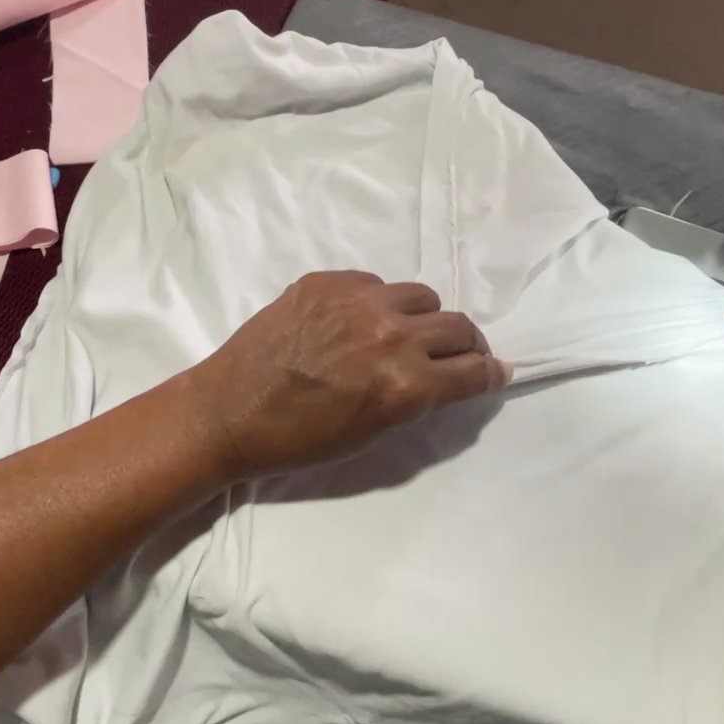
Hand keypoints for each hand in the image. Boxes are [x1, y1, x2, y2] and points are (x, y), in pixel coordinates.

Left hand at [184, 271, 510, 479]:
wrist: (229, 414)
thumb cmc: (299, 442)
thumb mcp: (371, 435)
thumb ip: (418, 402)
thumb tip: (454, 379)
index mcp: (405, 385)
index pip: (473, 370)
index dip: (489, 374)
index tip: (494, 372)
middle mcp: (391, 335)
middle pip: (458, 326)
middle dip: (464, 346)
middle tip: (453, 357)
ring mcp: (357, 301)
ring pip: (421, 296)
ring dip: (422, 318)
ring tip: (400, 336)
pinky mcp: (325, 281)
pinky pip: (375, 283)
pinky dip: (378, 303)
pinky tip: (354, 324)